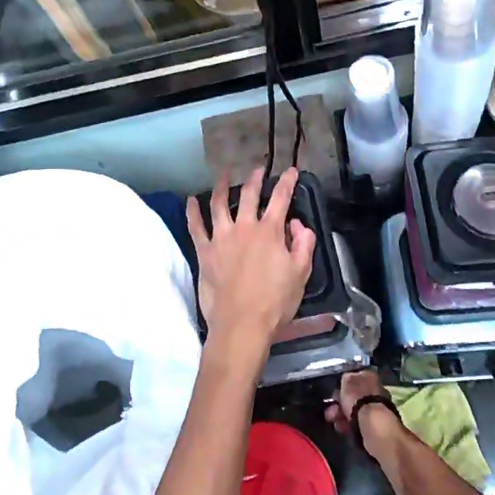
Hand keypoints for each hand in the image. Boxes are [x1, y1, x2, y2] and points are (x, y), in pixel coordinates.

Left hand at [186, 166, 315, 352]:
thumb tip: (297, 224)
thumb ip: (303, 243)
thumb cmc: (275, 301)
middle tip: (258, 169)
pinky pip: (196, 227)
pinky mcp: (205, 252)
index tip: (291, 171)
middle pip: (249, 194)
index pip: (281, 198)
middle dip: (255, 178)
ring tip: (224, 174)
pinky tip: (191, 201)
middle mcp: (244, 228)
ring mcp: (221, 238)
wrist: (241, 324)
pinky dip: (193, 212)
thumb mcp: (301, 272)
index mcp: (269, 231)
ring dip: (222, 186)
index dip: (287, 182)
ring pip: (219, 204)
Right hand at [324, 370, 401, 458]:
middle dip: (339, 404)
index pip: (354, 377)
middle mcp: (375, 389)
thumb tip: (347, 379)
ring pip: (354, 409)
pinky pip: (357, 421)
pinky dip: (349, 424)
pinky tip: (342, 429)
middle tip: (330, 412)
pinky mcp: (374, 422)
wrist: (372, 422)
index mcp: (370, 375)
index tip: (334, 394)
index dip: (342, 386)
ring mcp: (375, 407)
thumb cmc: (358, 397)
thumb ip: (346, 378)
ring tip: (335, 422)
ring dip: (341, 416)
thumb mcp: (347, 380)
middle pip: (353, 395)